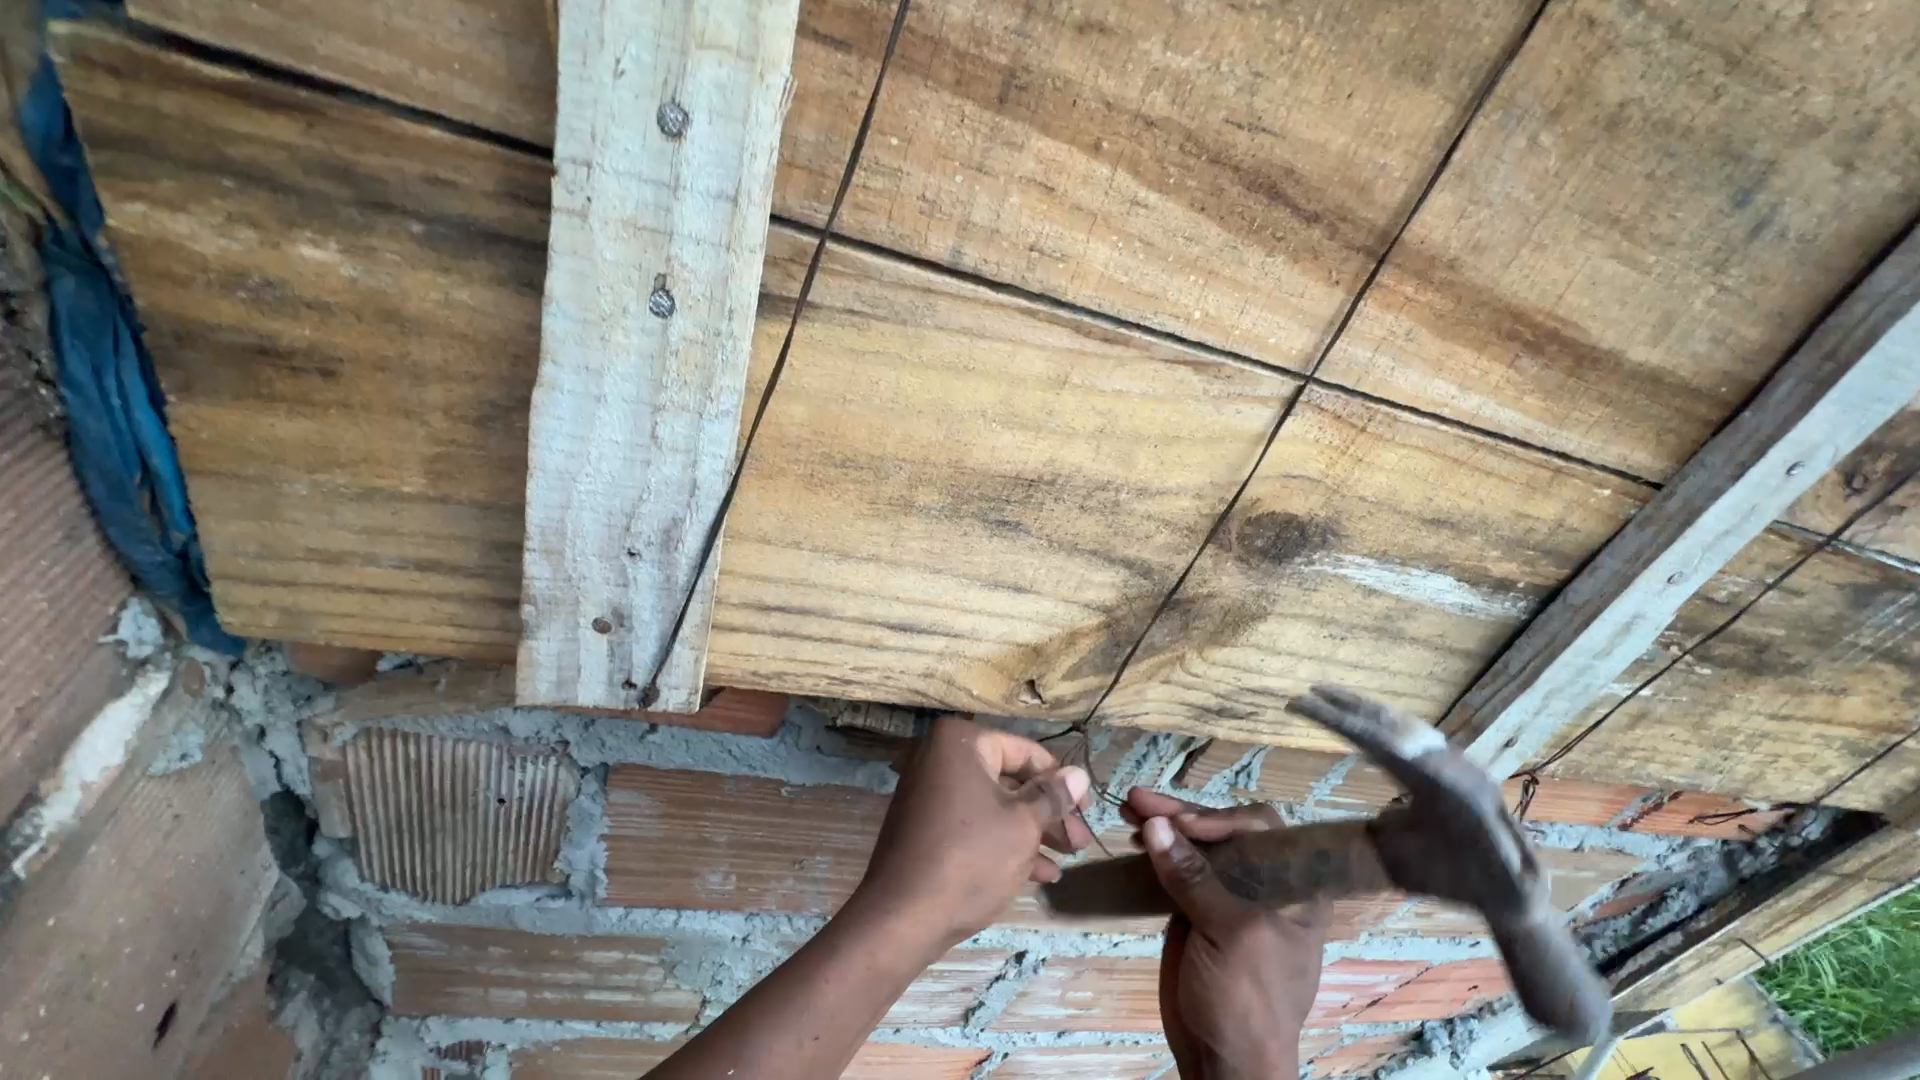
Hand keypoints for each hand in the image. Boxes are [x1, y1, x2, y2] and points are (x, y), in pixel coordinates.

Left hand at [852, 716, 1093, 952]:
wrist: (902, 918)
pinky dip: (1004, 843)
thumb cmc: (970, 859)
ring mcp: (930, 794)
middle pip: (1010, 780)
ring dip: (1032, 831)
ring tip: (1068, 859)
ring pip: (994, 806)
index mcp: (960, 743)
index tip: (1086, 810)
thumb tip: (1079, 774)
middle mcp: (940, 759)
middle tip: (1081, 842)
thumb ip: (1053, 796)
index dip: (1061, 782)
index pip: (1025, 752)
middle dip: (1048, 813)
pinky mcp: (926, 828)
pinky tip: (1039, 874)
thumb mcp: (1022, 825)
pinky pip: (974, 825)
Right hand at [1124, 789, 1330, 1079]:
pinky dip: (1154, 851)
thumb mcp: (1230, 934)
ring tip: (1129, 809)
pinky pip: (1175, 870)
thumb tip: (1156, 825)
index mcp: (1294, 888)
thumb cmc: (1248, 1000)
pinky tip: (1134, 837)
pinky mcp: (1195, 911)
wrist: (1224, 1065)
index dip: (1223, 818)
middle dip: (1182, 813)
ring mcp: (1226, 896)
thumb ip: (1195, 878)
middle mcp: (1263, 884)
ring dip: (1162, 825)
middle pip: (1223, 830)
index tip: (1184, 826)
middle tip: (1141, 800)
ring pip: (1194, 846)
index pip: (1261, 828)